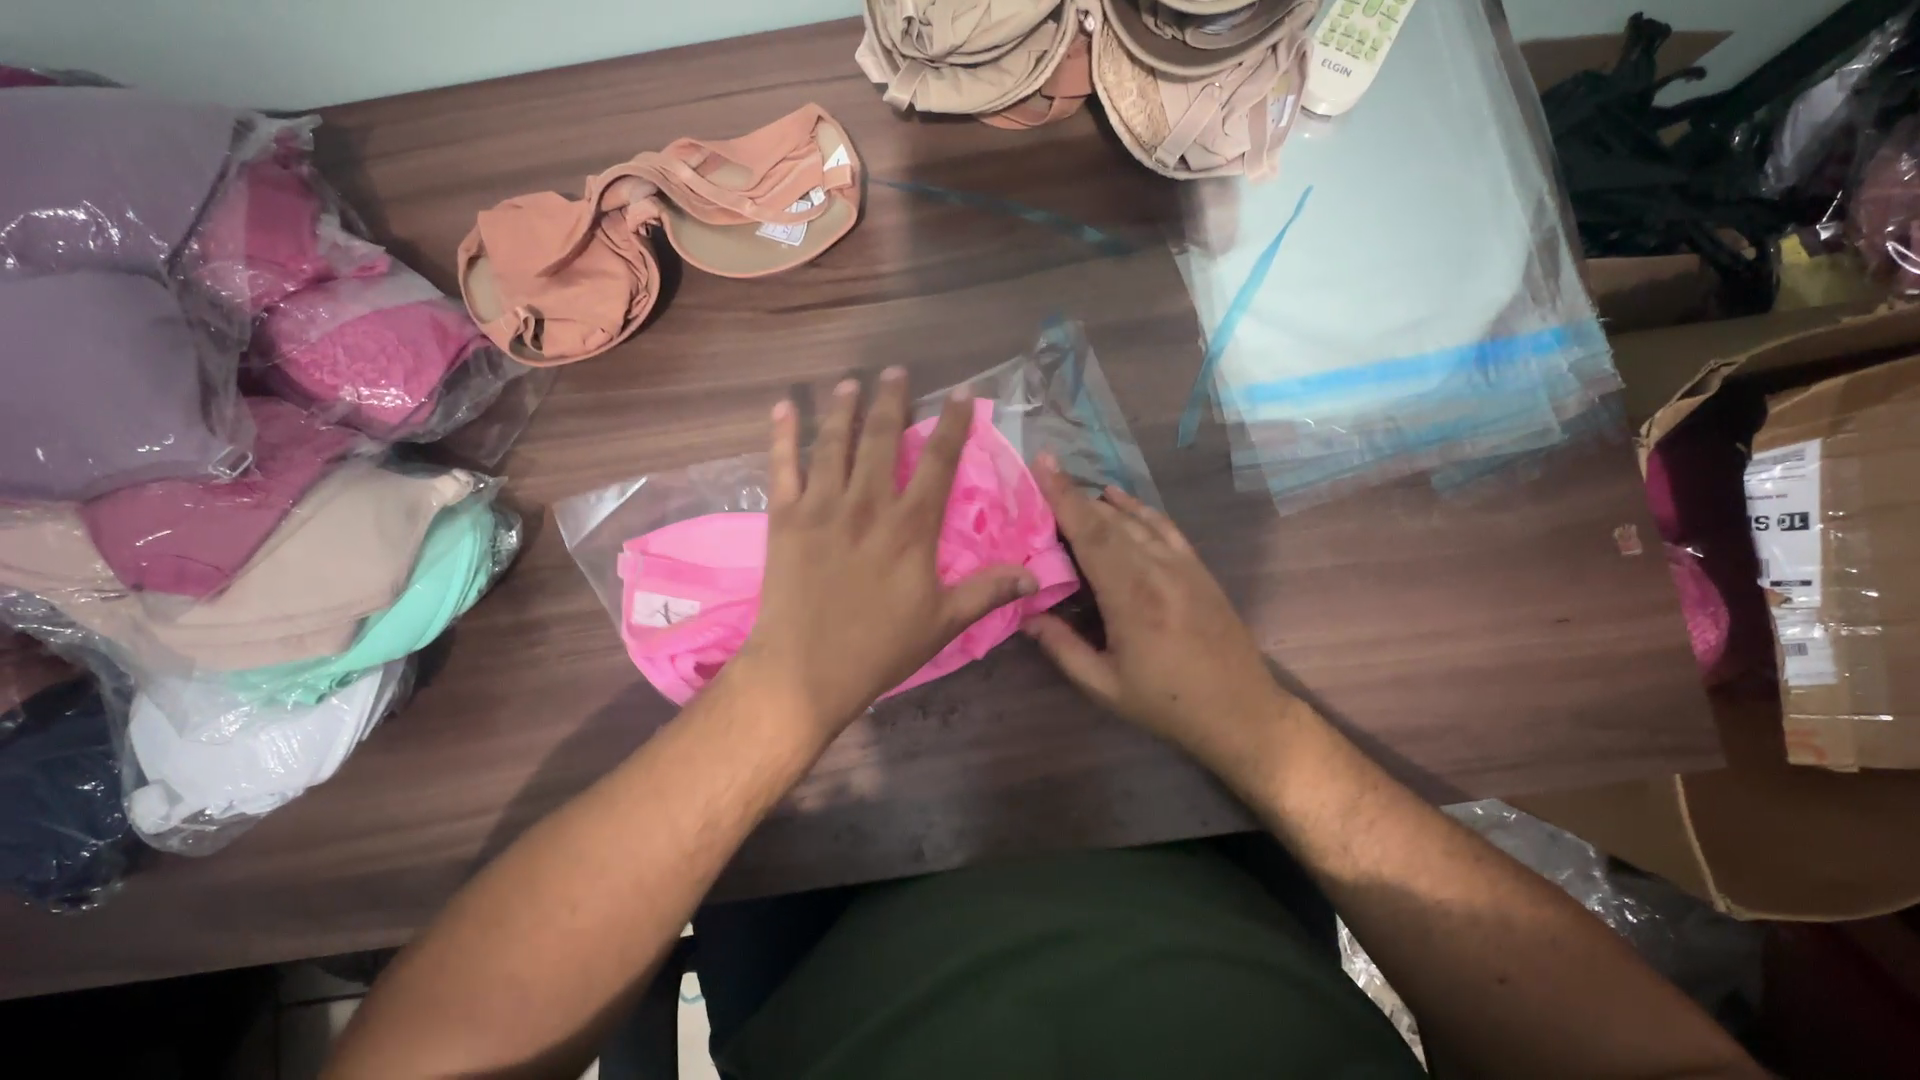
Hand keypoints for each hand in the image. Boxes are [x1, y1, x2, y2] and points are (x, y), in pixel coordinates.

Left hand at [733, 368, 1037, 736]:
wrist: (805, 670)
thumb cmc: (879, 648)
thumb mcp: (943, 622)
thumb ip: (987, 591)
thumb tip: (1034, 576)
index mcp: (911, 526)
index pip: (939, 462)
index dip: (953, 424)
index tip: (961, 394)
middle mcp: (868, 503)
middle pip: (884, 438)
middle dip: (893, 400)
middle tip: (897, 371)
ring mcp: (822, 506)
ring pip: (835, 443)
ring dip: (844, 409)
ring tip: (851, 382)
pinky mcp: (785, 518)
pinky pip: (783, 466)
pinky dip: (783, 435)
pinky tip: (784, 408)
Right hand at [1021, 456, 1300, 774]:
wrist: (1241, 711)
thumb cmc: (1166, 704)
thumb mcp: (1104, 685)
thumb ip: (1062, 648)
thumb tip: (1026, 615)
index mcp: (1131, 597)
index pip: (1091, 535)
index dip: (1063, 498)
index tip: (1042, 465)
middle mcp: (1158, 570)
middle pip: (1109, 520)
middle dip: (1074, 494)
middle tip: (1044, 472)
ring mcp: (1183, 566)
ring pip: (1136, 520)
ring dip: (1101, 501)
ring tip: (1070, 488)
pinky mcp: (1199, 569)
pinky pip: (1164, 527)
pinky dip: (1138, 509)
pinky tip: (1118, 500)